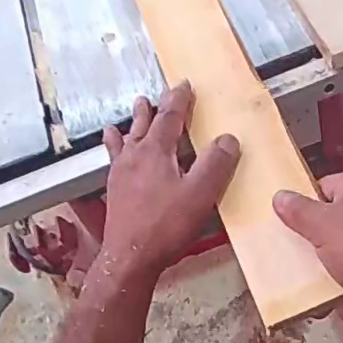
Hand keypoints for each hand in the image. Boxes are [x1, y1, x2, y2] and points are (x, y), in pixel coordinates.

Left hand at [92, 82, 239, 288]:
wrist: (130, 257)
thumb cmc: (165, 227)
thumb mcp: (200, 195)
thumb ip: (215, 164)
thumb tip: (227, 139)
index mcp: (156, 152)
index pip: (169, 117)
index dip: (179, 100)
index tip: (184, 86)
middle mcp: (134, 157)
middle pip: (145, 125)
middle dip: (155, 108)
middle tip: (157, 95)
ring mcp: (121, 174)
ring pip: (128, 139)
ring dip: (134, 123)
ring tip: (135, 109)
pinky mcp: (115, 191)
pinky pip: (115, 158)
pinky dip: (116, 147)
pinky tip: (114, 150)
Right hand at [273, 172, 342, 322]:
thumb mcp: (321, 227)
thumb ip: (298, 211)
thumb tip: (280, 195)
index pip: (323, 187)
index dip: (305, 208)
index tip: (293, 230)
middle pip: (334, 222)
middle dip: (317, 250)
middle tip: (305, 265)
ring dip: (333, 276)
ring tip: (325, 294)